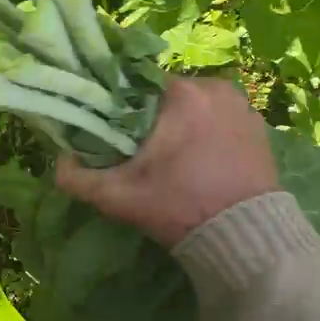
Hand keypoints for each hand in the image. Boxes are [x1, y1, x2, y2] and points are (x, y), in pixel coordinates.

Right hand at [55, 76, 279, 246]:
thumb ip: (75, 176)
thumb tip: (60, 159)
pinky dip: (203, 131)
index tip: (110, 132)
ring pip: (191, 105)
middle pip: (163, 94)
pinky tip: (194, 158)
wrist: (243, 235)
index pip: (134, 85)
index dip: (117, 107)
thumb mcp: (114, 196)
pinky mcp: (259, 125)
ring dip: (176, 122)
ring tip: (167, 155)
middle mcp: (216, 88)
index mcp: (181, 94)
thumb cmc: (177, 206)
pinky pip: (217, 117)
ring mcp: (242, 105)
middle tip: (136, 148)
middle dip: (148, 116)